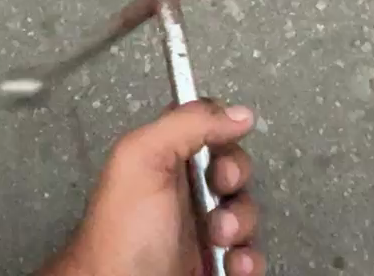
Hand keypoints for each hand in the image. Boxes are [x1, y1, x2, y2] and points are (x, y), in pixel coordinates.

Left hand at [42, 101, 263, 275]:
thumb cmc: (123, 232)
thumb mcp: (144, 159)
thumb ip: (187, 124)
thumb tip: (238, 112)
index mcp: (164, 156)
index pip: (205, 125)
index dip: (221, 129)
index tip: (219, 146)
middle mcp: (184, 189)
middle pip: (232, 165)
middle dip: (235, 178)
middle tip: (219, 192)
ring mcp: (201, 229)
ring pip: (245, 210)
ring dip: (242, 222)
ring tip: (220, 240)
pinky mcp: (216, 265)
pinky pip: (250, 254)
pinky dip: (249, 259)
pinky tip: (233, 265)